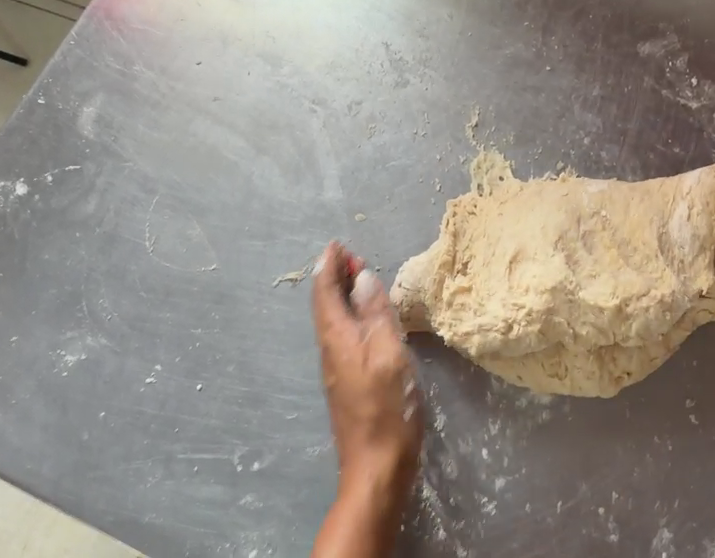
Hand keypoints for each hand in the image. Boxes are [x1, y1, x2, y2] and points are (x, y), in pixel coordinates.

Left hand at [311, 241, 422, 499]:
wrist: (376, 470)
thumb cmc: (386, 408)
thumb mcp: (389, 353)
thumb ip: (376, 313)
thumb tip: (362, 278)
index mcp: (337, 338)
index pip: (324, 291)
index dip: (329, 266)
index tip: (337, 244)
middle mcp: (331, 349)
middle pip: (326, 304)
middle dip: (336, 277)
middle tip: (352, 256)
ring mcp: (338, 368)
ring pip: (334, 319)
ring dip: (344, 295)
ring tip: (361, 277)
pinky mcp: (348, 382)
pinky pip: (344, 335)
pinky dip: (352, 315)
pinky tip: (369, 319)